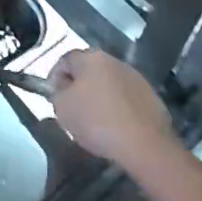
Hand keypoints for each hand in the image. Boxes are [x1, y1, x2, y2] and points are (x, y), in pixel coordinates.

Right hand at [50, 49, 176, 170]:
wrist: (143, 142)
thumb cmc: (97, 121)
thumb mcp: (63, 108)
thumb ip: (57, 91)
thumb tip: (61, 85)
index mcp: (91, 58)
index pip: (65, 60)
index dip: (55, 77)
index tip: (53, 98)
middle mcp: (113, 59)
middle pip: (88, 69)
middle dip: (78, 86)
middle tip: (72, 109)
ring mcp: (133, 75)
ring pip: (107, 82)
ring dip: (98, 95)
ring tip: (94, 120)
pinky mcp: (148, 93)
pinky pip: (124, 96)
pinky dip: (116, 105)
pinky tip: (115, 124)